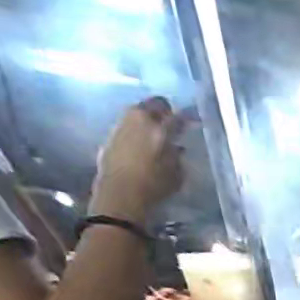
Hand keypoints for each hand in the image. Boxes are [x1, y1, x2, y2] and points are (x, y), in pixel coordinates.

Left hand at [92, 97, 191, 218]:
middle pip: (154, 104)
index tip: (190, 121)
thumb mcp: (176, 176)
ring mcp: (122, 124)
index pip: (178, 116)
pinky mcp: (110, 134)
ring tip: (152, 134)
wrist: (119, 195)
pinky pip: (126, 125)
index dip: (186, 118)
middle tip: (169, 123)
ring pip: (138, 112)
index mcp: (160, 127)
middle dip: (163, 111)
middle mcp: (140, 118)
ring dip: (146, 119)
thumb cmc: (153, 186)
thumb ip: (177, 158)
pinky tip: (138, 145)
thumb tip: (177, 149)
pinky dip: (134, 131)